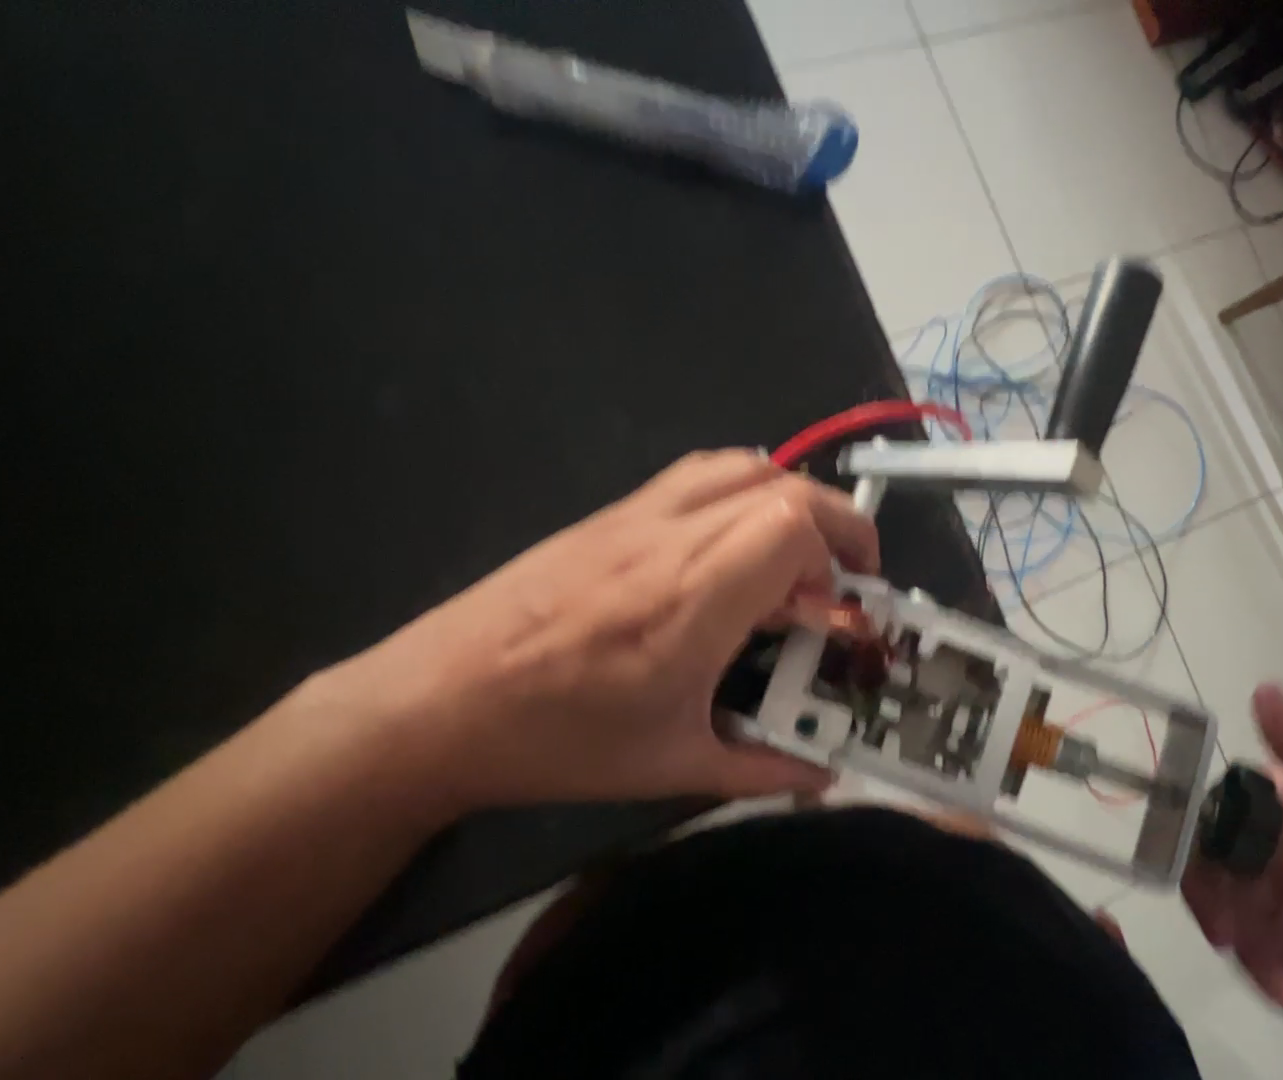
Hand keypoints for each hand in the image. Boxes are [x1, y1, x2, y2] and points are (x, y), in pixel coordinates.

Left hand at [315, 450, 877, 812]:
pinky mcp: (610, 515)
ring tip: (799, 550)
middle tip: (843, 577)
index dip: (840, 552)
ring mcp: (636, 517)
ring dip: (790, 496)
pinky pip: (696, 474)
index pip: (793, 524)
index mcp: (692, 602)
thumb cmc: (558, 741)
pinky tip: (737, 538)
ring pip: (739, 465)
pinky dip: (742, 489)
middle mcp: (671, 541)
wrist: (439, 703)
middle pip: (781, 486)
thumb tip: (823, 778)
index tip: (844, 602)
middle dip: (835, 523)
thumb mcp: (669, 767)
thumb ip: (760, 768)